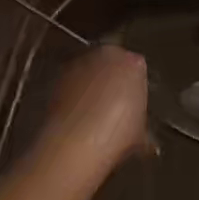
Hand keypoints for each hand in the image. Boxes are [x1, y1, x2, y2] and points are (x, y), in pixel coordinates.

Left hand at [34, 45, 149, 173]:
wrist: (73, 144)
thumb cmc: (116, 136)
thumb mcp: (138, 130)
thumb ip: (139, 120)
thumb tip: (140, 131)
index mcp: (136, 63)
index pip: (137, 70)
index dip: (132, 88)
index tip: (128, 106)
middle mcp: (111, 54)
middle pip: (114, 63)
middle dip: (111, 80)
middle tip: (109, 106)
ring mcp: (83, 63)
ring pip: (91, 71)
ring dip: (90, 85)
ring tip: (87, 113)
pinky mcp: (59, 76)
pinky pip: (71, 82)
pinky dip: (71, 94)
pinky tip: (71, 115)